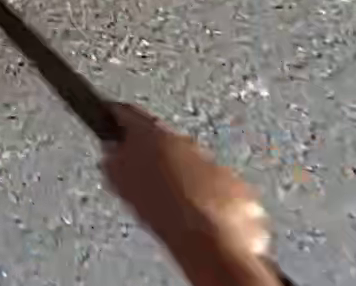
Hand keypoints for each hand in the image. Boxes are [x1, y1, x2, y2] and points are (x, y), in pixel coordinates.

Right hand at [102, 103, 276, 285]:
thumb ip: (113, 155)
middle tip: (145, 172)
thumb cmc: (157, 207)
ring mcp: (220, 168)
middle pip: (166, 140)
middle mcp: (186, 142)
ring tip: (177, 201)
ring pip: (198, 166)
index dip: (115, 113)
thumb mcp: (115, 176)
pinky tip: (204, 215)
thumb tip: (115, 150)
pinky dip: (216, 199)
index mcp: (150, 132)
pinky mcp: (245, 194)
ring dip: (188, 176)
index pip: (127, 112)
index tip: (109, 114)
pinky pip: (226, 190)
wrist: (207, 243)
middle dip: (157, 152)